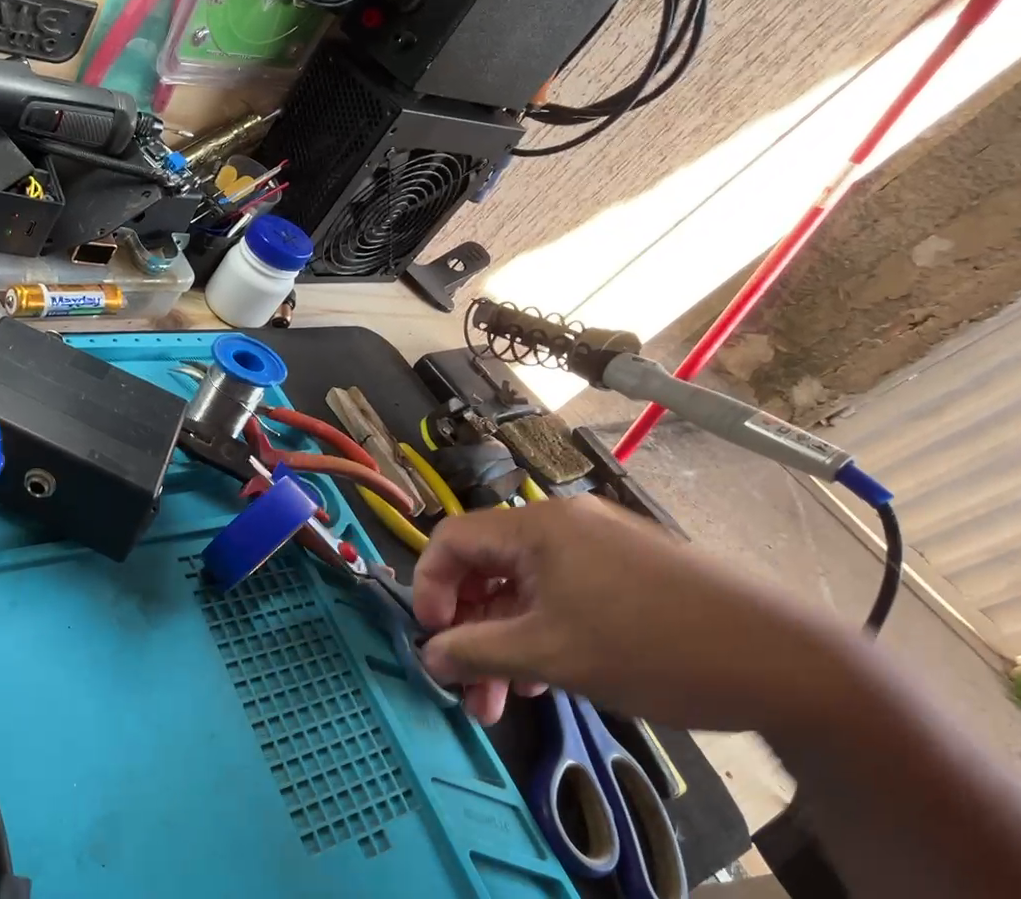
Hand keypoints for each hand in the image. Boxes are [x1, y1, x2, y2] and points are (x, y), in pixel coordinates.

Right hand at [413, 495, 845, 733]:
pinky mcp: (631, 571)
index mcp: (536, 526)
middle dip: (470, 628)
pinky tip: (550, 675)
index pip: (450, 540)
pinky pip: (562, 593)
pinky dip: (543, 631)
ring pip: (525, 587)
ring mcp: (600, 546)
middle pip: (487, 567)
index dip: (428, 588)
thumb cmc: (654, 649)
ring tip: (508, 697)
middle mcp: (563, 524)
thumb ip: (476, 652)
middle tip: (467, 685)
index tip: (433, 638)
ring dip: (506, 639)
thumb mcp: (550, 655)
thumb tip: (429, 655)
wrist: (791, 667)